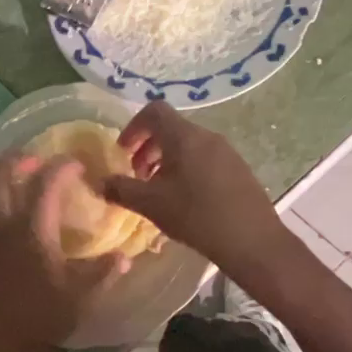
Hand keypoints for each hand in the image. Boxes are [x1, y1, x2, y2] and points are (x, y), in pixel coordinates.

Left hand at [0, 152, 127, 351]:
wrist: (1, 343)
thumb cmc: (43, 317)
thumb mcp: (83, 295)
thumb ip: (105, 271)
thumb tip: (124, 256)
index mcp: (33, 230)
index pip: (46, 184)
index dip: (63, 166)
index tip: (78, 164)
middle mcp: (3, 224)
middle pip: (1, 174)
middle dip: (19, 159)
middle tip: (38, 159)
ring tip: (10, 167)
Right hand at [101, 101, 291, 268]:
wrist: (252, 240)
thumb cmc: (196, 216)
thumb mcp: (150, 204)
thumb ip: (120, 189)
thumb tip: (99, 182)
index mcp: (184, 137)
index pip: (154, 111)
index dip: (133, 127)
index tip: (123, 153)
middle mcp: (206, 136)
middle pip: (170, 128)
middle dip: (147, 148)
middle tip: (136, 176)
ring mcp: (226, 151)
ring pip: (187, 145)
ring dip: (165, 161)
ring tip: (158, 191)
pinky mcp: (237, 168)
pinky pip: (204, 158)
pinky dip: (185, 169)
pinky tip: (184, 200)